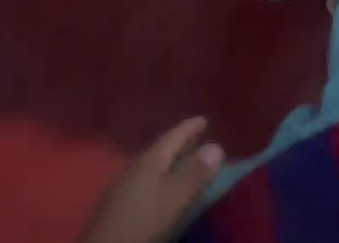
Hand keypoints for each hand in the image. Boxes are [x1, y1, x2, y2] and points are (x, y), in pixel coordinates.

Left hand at [80, 116, 224, 242]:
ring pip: (153, 165)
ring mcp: (125, 184)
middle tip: (199, 138)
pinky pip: (147, 180)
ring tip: (184, 162)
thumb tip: (217, 145)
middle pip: (162, 149)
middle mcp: (136, 165)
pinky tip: (163, 188)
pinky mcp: (120, 203)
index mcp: (150, 159)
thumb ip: (194, 174)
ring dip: (170, 162)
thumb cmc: (142, 221)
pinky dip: (161, 178)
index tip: (204, 118)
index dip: (190, 128)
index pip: (173, 136)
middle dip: (180, 143)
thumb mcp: (173, 198)